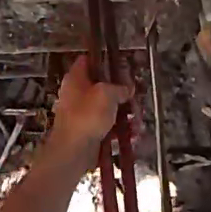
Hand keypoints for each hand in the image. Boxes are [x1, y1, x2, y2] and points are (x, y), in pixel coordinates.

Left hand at [43, 56, 131, 172]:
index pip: (88, 60)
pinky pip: (107, 124)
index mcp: (76, 78)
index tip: (121, 64)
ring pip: (107, 106)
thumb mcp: (107, 94)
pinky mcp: (88, 130)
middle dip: (121, 91)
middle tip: (134, 96)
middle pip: (102, 85)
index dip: (104, 59)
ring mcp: (82, 113)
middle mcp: (76, 93)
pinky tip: (132, 134)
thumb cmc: (87, 116)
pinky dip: (119, 128)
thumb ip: (120, 88)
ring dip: (124, 112)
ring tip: (137, 120)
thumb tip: (127, 89)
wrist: (73, 151)